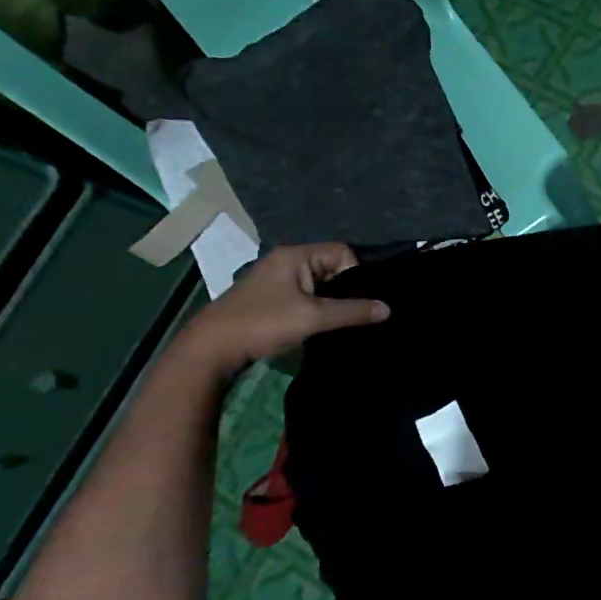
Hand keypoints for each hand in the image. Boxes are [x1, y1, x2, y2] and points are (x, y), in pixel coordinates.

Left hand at [176, 244, 389, 376]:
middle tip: (355, 312)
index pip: (341, 251)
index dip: (356, 272)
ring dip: (330, 300)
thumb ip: (352, 312)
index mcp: (295, 254)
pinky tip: (320, 325)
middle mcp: (286, 260)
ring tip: (340, 321)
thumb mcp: (313, 317)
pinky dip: (316, 307)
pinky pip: (305, 294)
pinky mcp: (270, 297)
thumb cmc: (264, 323)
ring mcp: (276, 278)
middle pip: (330, 265)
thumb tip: (387, 308)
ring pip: (318, 282)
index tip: (360, 299)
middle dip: (345, 288)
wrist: (213, 347)